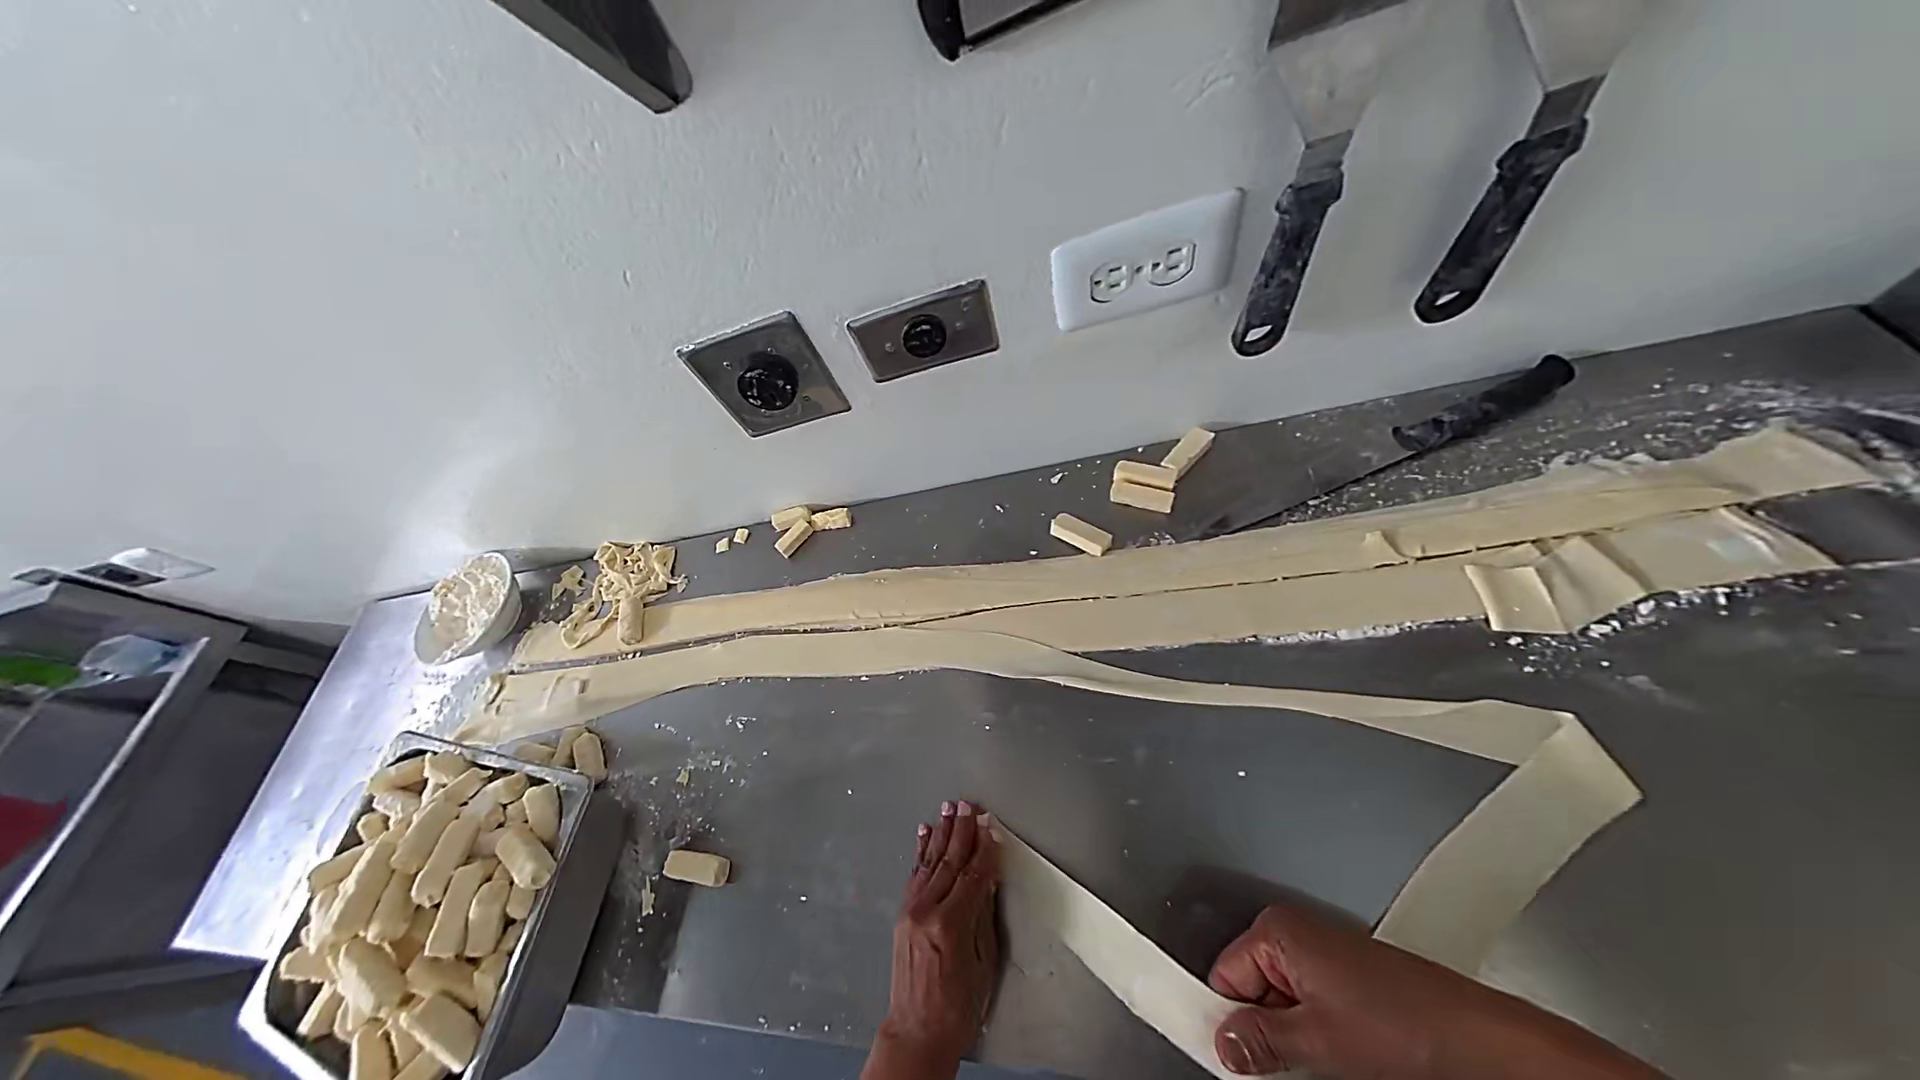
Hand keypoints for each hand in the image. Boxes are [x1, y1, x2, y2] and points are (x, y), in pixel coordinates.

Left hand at [860, 800, 999, 1079]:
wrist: (917, 1030)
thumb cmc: (958, 1006)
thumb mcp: (983, 962)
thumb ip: (983, 914)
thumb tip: (988, 877)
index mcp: (951, 924)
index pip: (974, 875)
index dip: (986, 849)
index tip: (992, 827)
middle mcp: (927, 911)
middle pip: (951, 861)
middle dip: (962, 830)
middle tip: (969, 805)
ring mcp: (911, 910)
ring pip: (931, 861)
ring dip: (943, 832)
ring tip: (949, 808)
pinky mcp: (902, 913)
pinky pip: (914, 874)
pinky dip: (921, 850)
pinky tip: (925, 833)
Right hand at [1209, 905, 1664, 1079]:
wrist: (1483, 1046)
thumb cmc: (1408, 1024)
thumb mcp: (1317, 1043)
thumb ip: (1258, 1040)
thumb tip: (1225, 1043)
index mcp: (1279, 930)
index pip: (1223, 972)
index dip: (1225, 1017)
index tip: (1226, 1051)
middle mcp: (1300, 934)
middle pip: (1251, 987)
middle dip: (1264, 1029)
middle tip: (1290, 1063)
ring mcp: (1328, 958)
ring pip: (1283, 1003)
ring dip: (1293, 1037)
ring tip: (1328, 1061)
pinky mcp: (1352, 981)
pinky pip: (1311, 1007)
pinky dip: (1317, 1035)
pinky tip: (1344, 1057)